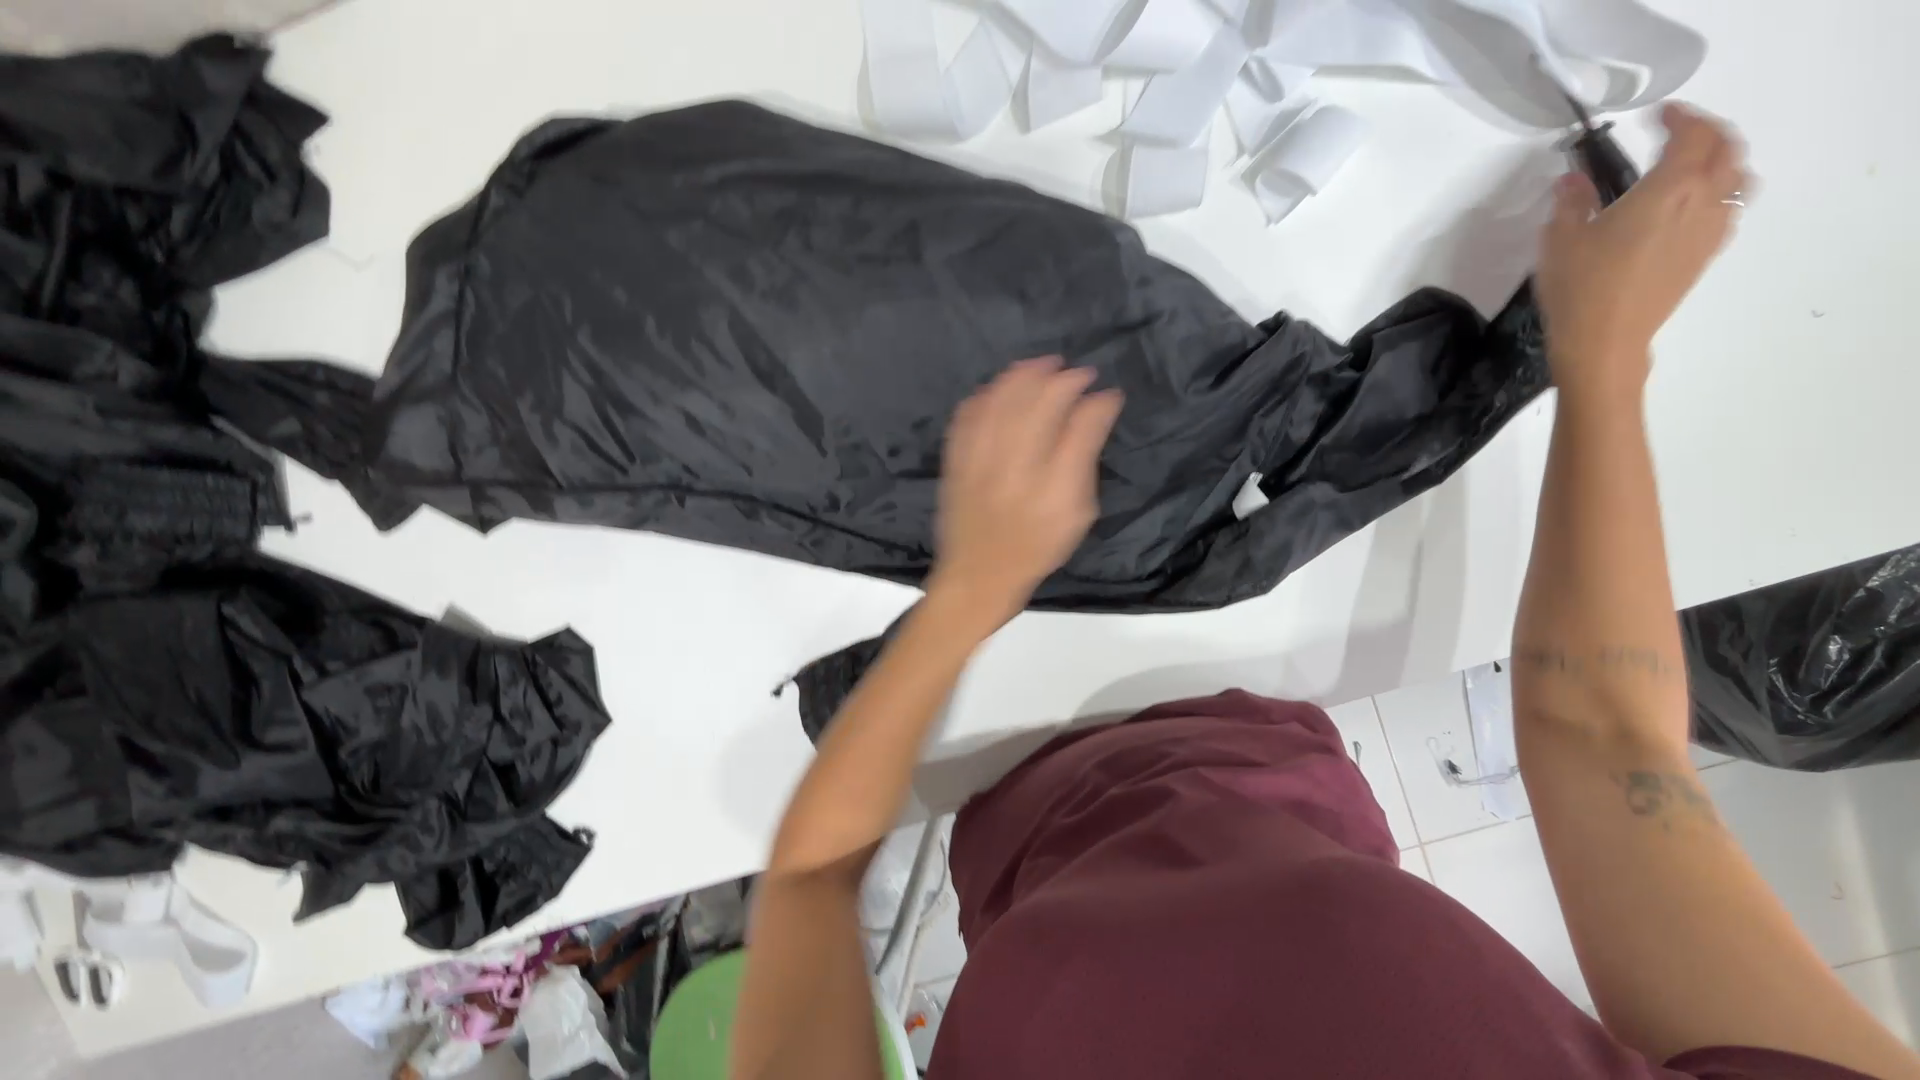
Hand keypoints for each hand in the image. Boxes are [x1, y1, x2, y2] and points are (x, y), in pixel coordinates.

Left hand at [928, 356, 1122, 626]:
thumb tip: (1096, 415)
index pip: (1080, 427)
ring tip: (1041, 365)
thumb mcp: (1077, 515)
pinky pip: (968, 415)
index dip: (1096, 402)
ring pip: (1002, 402)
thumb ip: (1084, 462)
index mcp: (1053, 486)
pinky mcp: (955, 461)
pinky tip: (999, 388)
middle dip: (1061, 379)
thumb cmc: (1036, 548)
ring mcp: (980, 462)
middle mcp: (1016, 469)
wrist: (978, 575)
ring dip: (1023, 376)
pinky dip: (986, 395)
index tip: (1107, 391)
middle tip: (1076, 371)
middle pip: (1039, 405)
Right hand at [1538, 103, 1749, 409]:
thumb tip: (1573, 181)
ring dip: (1722, 161)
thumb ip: (1571, 202)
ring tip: (1694, 164)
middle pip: (1727, 149)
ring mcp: (1710, 231)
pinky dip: (1718, 193)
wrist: (1605, 343)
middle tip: (1679, 131)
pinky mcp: (1704, 256)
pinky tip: (1690, 206)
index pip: (1692, 135)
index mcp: (1671, 188)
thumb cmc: (1580, 287)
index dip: (1680, 117)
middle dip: (1708, 132)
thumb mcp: (1560, 239)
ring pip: (1738, 178)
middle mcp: (1704, 202)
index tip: (1660, 113)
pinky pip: (1728, 209)